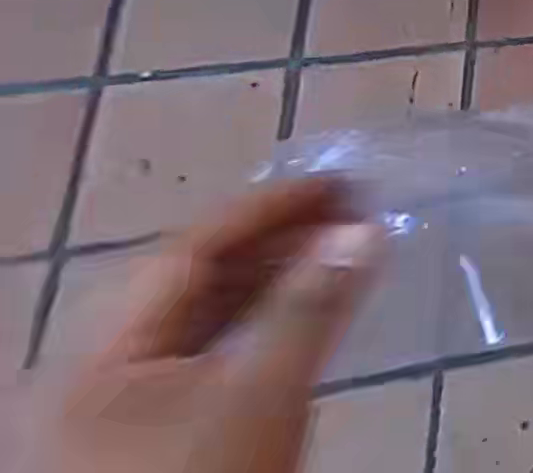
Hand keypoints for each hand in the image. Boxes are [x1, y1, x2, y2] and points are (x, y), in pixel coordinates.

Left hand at [30, 178, 380, 472]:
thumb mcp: (264, 392)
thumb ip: (314, 304)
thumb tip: (366, 227)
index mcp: (94, 362)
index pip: (184, 255)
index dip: (264, 208)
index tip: (341, 181)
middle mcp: (97, 373)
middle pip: (191, 279)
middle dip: (278, 234)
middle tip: (356, 206)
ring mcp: (123, 403)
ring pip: (205, 310)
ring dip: (279, 269)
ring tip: (346, 243)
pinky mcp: (160, 424)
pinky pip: (218, 341)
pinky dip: (271, 309)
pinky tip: (316, 300)